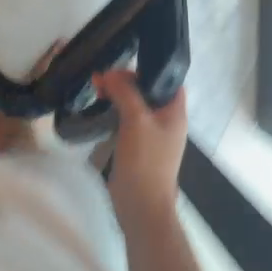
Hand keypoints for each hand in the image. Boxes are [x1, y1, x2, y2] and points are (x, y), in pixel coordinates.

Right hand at [97, 69, 187, 227]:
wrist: (140, 205)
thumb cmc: (145, 160)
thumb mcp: (137, 120)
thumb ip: (125, 92)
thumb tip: (109, 74)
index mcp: (175, 113)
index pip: (168, 80)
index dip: (149, 69)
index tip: (124, 64)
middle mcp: (166, 121)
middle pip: (148, 91)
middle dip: (126, 81)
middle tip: (101, 78)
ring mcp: (151, 135)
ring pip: (135, 105)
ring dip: (118, 95)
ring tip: (96, 88)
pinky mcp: (137, 147)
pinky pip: (127, 120)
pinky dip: (114, 111)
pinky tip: (99, 107)